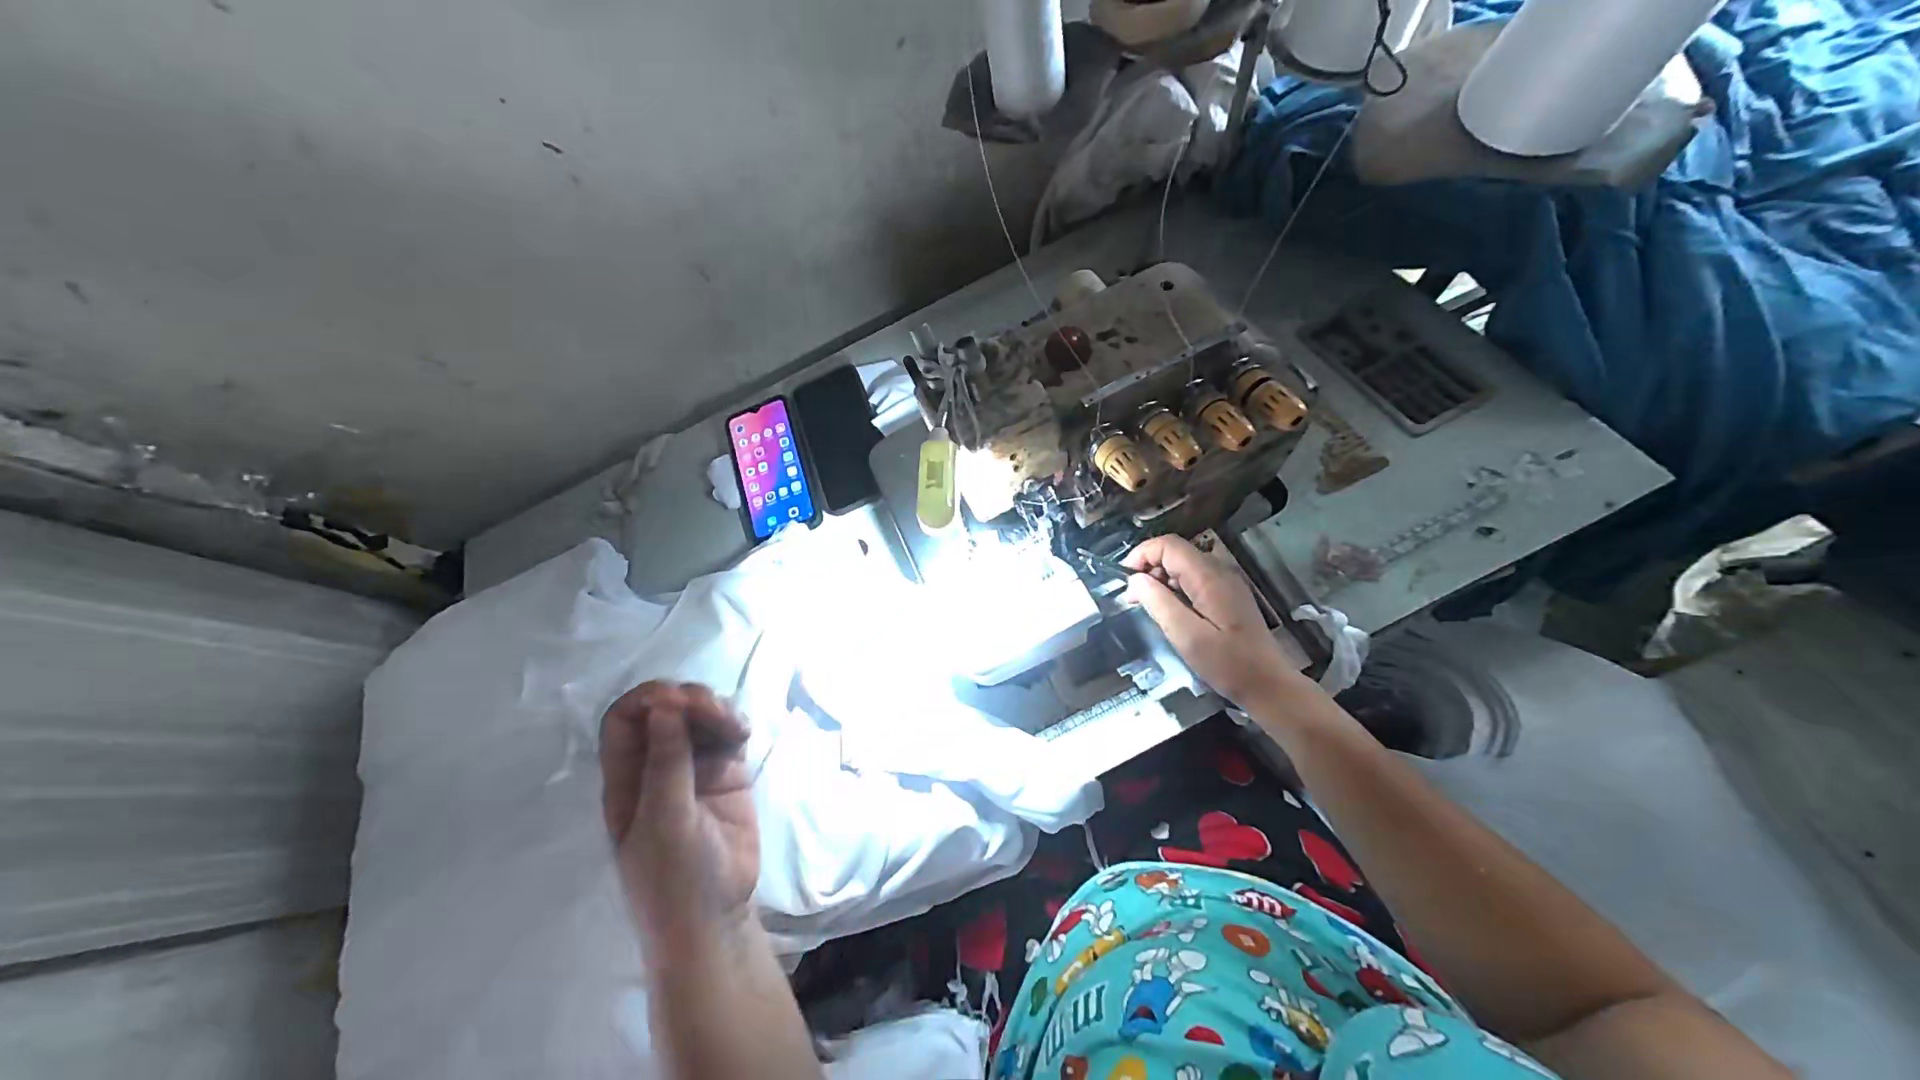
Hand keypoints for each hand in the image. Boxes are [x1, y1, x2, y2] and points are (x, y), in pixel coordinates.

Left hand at [600, 680, 758, 943]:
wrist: (715, 919)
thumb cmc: (674, 879)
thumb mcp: (665, 821)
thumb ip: (667, 762)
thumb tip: (666, 703)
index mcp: (626, 778)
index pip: (625, 720)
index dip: (647, 700)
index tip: (677, 699)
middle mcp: (658, 766)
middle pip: (667, 711)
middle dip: (688, 700)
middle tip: (713, 710)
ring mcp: (695, 769)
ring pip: (701, 718)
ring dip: (717, 709)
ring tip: (734, 724)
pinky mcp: (727, 774)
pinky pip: (729, 735)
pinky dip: (736, 724)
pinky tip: (743, 732)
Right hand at [1123, 535, 1302, 707]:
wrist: (1268, 684)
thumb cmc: (1226, 663)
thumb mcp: (1186, 636)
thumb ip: (1159, 603)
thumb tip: (1135, 580)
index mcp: (1209, 577)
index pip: (1168, 545)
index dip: (1141, 555)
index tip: (1125, 580)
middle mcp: (1219, 571)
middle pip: (1176, 552)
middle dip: (1149, 568)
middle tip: (1134, 599)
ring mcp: (1226, 582)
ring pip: (1184, 565)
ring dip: (1161, 580)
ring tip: (1149, 607)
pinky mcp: (1228, 595)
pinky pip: (1195, 579)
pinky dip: (1176, 588)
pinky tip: (1171, 612)